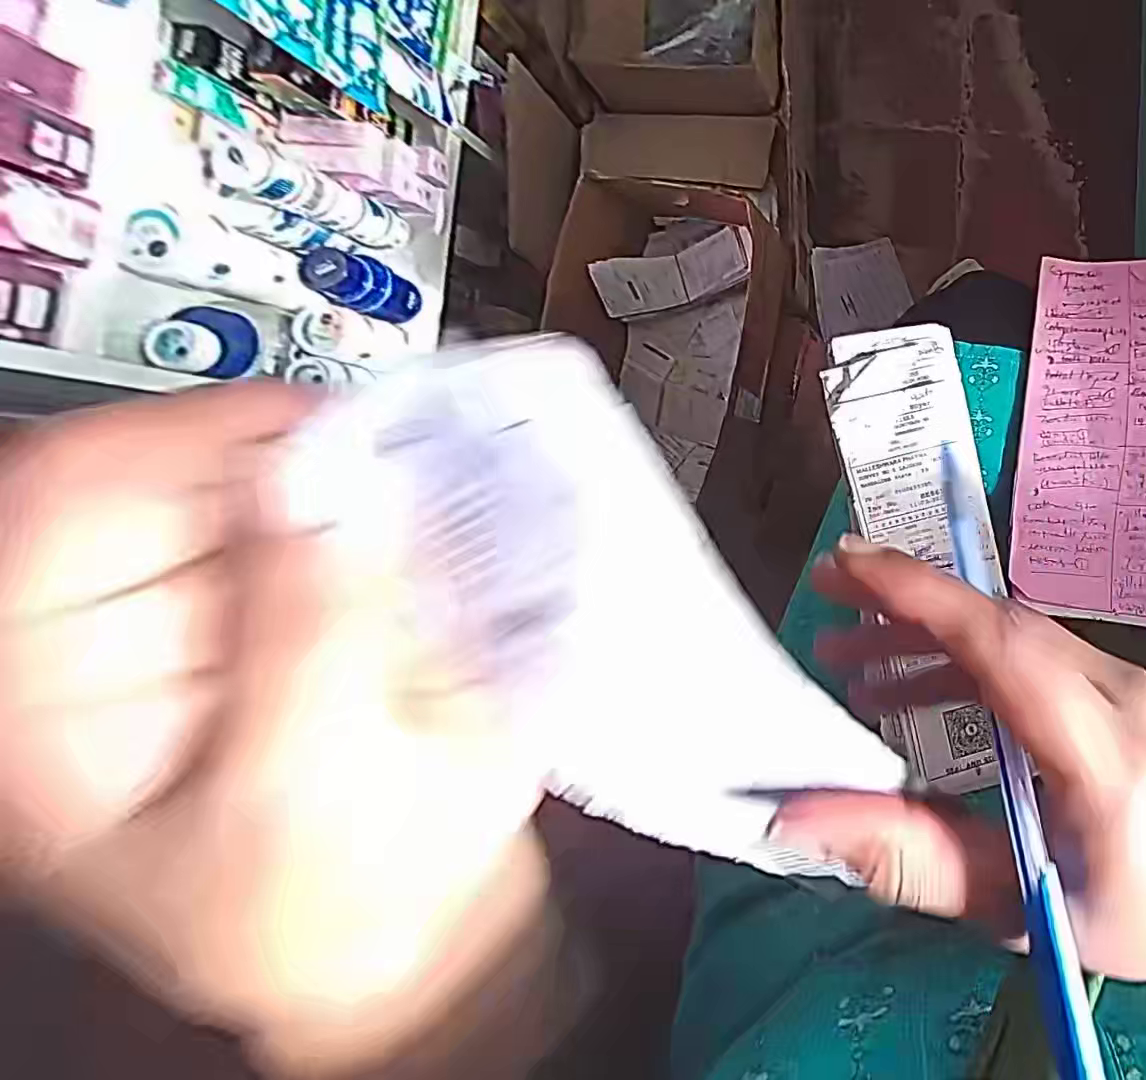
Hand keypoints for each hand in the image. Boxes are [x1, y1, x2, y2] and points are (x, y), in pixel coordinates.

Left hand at [0, 387, 552, 1074]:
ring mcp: (281, 616)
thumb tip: (328, 497)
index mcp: (76, 675)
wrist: (417, 920)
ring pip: (312, 506)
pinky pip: (390, 543)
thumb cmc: (321, 895)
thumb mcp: (292, 782)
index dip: (189, 438)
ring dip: (384, 485)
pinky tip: (477, 522)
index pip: (78, 500)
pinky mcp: (364, 617)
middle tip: (416, 446)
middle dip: (310, 453)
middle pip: (207, 485)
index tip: (322, 421)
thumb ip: (306, 638)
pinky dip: (431, 521)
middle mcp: (170, 623)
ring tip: (460, 479)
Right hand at [777, 536, 1145, 982]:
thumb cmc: (1120, 912)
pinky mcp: (1096, 676)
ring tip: (844, 646)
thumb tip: (801, 816)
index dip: (926, 599)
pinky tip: (897, 683)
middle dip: (906, 594)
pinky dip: (950, 654)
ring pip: (1003, 627)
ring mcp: (1111, 676)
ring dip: (920, 625)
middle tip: (828, 583)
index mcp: (1104, 758)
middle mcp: (1116, 695)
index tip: (852, 566)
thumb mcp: (1011, 908)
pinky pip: (1014, 648)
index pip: (1010, 648)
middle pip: (1001, 621)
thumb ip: (909, 860)